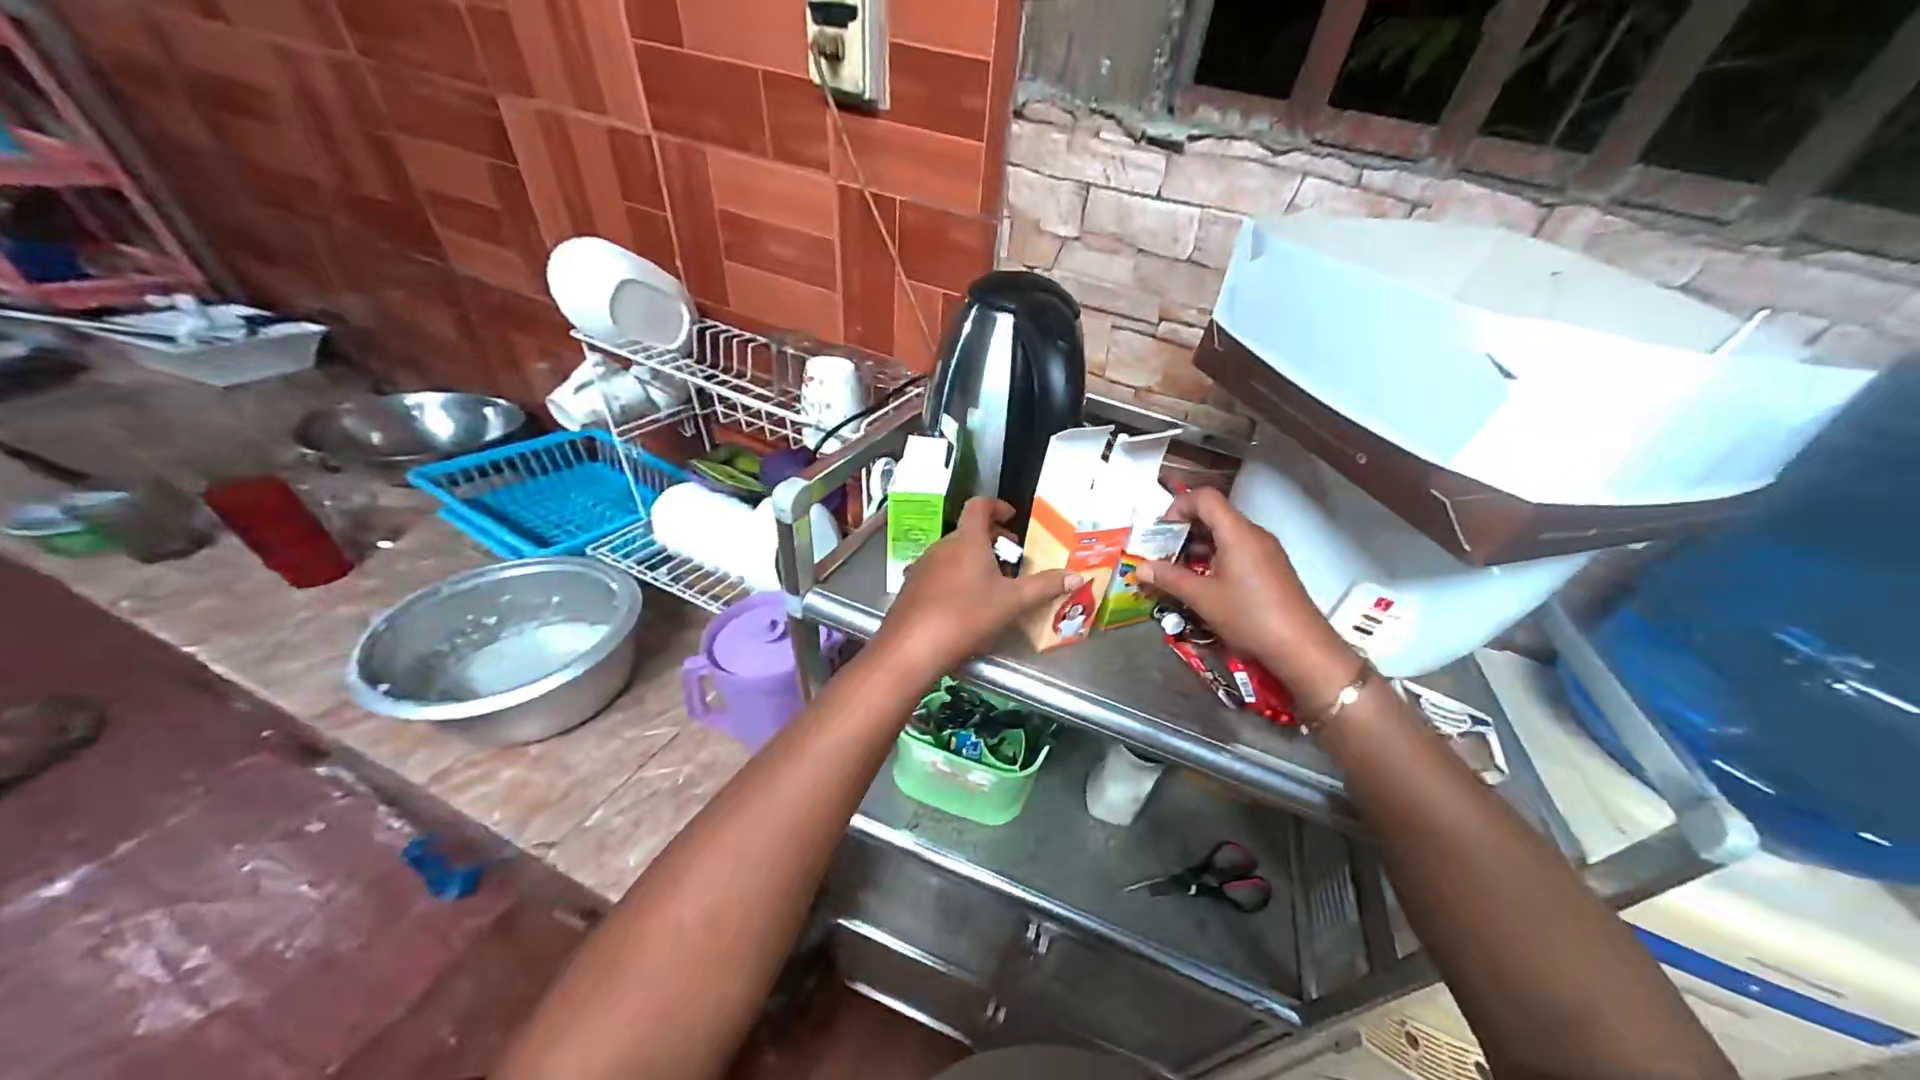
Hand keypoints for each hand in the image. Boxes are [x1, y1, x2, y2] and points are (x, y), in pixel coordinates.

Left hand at [874, 497, 1079, 675]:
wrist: (913, 647)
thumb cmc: (966, 615)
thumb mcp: (1012, 602)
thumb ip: (1044, 586)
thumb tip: (1075, 576)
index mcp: (967, 540)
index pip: (979, 506)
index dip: (997, 506)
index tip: (1012, 518)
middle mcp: (942, 546)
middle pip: (968, 532)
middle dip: (991, 540)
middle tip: (1011, 558)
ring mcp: (922, 566)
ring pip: (953, 553)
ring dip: (973, 560)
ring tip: (992, 584)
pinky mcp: (912, 587)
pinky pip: (939, 572)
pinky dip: (955, 576)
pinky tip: (965, 604)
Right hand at [1136, 488, 1357, 706]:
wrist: (1301, 647)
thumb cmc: (1249, 616)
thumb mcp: (1202, 598)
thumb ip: (1169, 579)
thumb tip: (1140, 569)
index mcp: (1237, 532)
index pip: (1205, 498)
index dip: (1178, 507)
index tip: (1161, 532)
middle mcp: (1253, 534)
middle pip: (1214, 516)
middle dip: (1183, 532)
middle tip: (1162, 556)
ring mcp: (1266, 551)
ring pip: (1225, 535)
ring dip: (1198, 548)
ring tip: (1178, 573)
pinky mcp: (1272, 568)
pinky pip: (1238, 551)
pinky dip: (1216, 559)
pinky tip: (1204, 585)